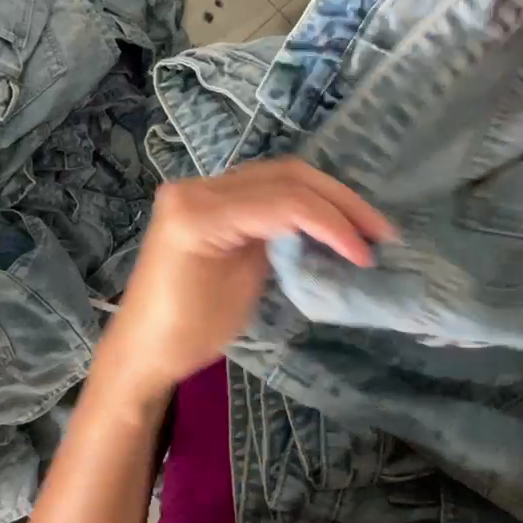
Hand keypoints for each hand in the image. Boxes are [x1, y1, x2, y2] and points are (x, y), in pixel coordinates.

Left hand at [97, 160, 396, 399]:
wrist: (142, 346)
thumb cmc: (189, 332)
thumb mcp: (242, 291)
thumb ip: (279, 248)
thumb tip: (324, 231)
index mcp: (200, 213)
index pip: (284, 200)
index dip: (333, 222)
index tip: (367, 253)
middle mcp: (197, 187)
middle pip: (285, 176)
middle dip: (338, 201)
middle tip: (380, 230)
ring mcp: (199, 189)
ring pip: (278, 176)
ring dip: (324, 197)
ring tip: (364, 225)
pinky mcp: (206, 199)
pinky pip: (262, 189)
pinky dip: (299, 202)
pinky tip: (328, 221)